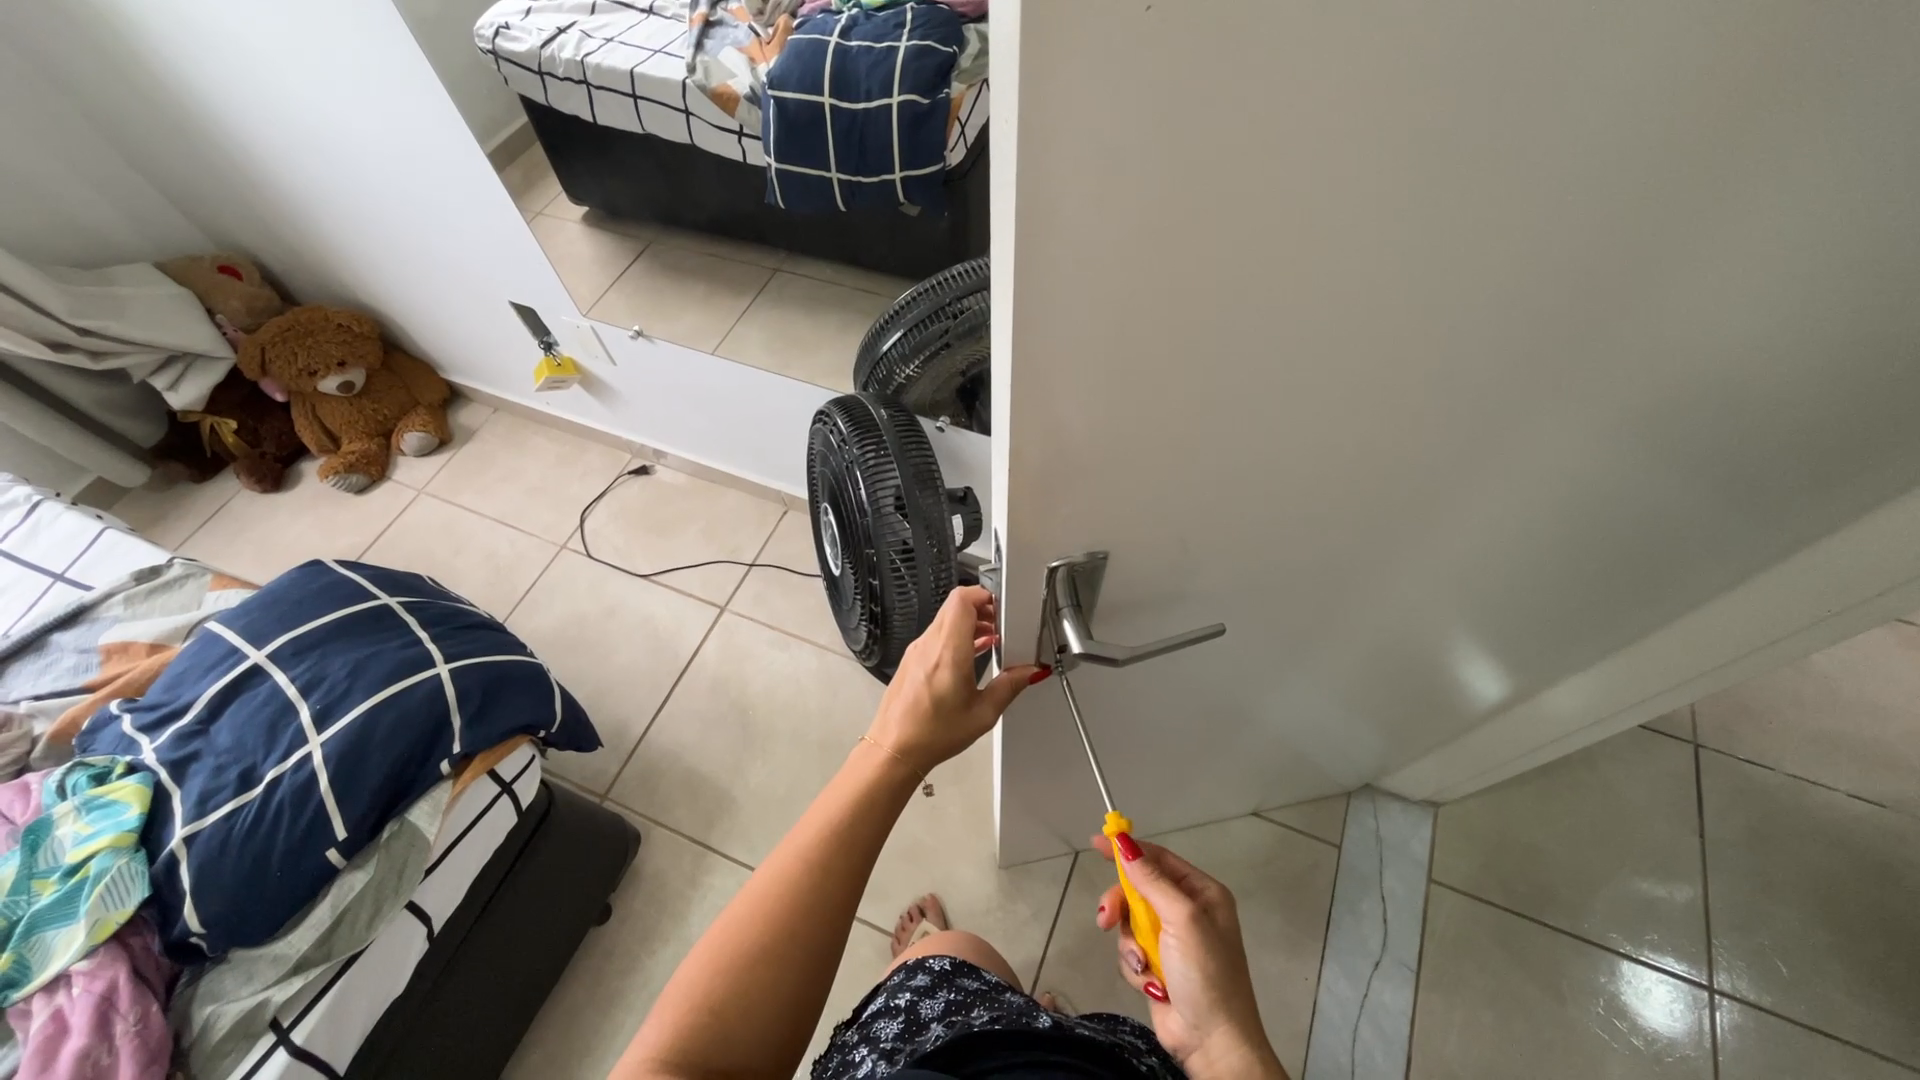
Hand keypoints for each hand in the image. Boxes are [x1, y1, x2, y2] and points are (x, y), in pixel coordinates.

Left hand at [864, 586, 1046, 774]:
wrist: (894, 749)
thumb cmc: (932, 734)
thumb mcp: (982, 713)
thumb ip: (1009, 686)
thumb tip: (1029, 672)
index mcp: (949, 651)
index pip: (962, 600)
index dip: (985, 595)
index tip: (1002, 607)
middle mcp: (929, 645)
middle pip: (955, 605)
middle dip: (982, 608)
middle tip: (1001, 624)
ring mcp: (916, 650)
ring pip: (945, 618)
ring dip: (969, 622)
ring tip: (990, 639)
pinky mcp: (911, 660)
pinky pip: (936, 635)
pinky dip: (955, 635)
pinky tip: (970, 654)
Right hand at [1093, 834, 1287, 1079]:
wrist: (1212, 1042)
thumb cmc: (1205, 974)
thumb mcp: (1181, 919)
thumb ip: (1151, 880)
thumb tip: (1124, 842)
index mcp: (1202, 893)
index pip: (1159, 859)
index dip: (1129, 850)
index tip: (1097, 843)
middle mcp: (1187, 912)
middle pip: (1138, 890)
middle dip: (1122, 906)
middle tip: (1106, 918)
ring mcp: (1171, 940)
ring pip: (1129, 922)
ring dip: (1131, 944)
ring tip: (1142, 964)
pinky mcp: (1157, 965)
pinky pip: (1131, 950)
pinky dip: (1135, 965)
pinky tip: (1150, 983)